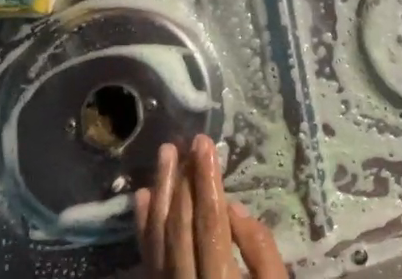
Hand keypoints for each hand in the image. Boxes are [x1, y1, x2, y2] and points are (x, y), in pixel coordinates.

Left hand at [134, 135, 286, 278]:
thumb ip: (259, 250)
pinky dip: (144, 225)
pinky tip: (142, 199)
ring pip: (157, 240)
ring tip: (164, 157)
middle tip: (184, 142)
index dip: (206, 182)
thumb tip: (232, 208)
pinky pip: (147, 258)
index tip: (205, 144)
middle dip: (181, 181)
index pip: (210, 224)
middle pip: (179, 228)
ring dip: (159, 195)